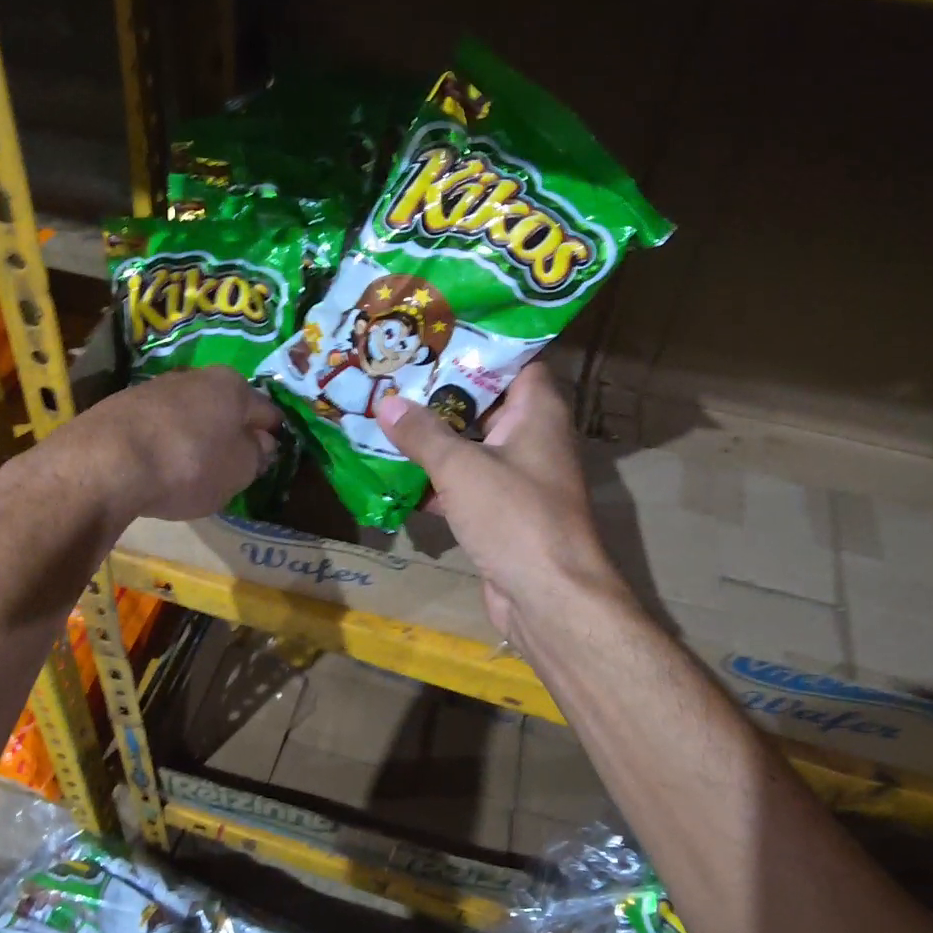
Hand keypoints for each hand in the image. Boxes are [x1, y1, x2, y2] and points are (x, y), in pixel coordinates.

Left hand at [8, 366, 281, 526]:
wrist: (106, 462)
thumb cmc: (189, 464)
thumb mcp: (238, 471)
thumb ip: (256, 456)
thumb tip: (262, 444)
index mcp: (232, 385)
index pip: (267, 410)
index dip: (273, 434)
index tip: (273, 455)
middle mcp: (194, 376)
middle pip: (223, 407)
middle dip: (231, 432)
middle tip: (234, 465)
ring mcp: (153, 389)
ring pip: (188, 415)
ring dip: (195, 437)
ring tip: (194, 470)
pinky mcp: (120, 408)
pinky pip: (156, 428)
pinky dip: (164, 445)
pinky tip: (159, 469)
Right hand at [376, 364, 625, 639]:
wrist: (547, 596)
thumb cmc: (514, 516)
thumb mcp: (461, 467)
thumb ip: (422, 433)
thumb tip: (388, 402)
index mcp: (538, 412)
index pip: (515, 361)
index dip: (477, 346)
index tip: (432, 336)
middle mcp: (533, 439)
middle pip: (485, 404)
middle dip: (440, 394)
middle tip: (394, 375)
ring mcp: (518, 479)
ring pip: (471, 447)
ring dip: (433, 441)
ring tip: (384, 418)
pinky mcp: (502, 514)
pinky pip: (465, 486)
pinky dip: (436, 481)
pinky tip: (395, 476)